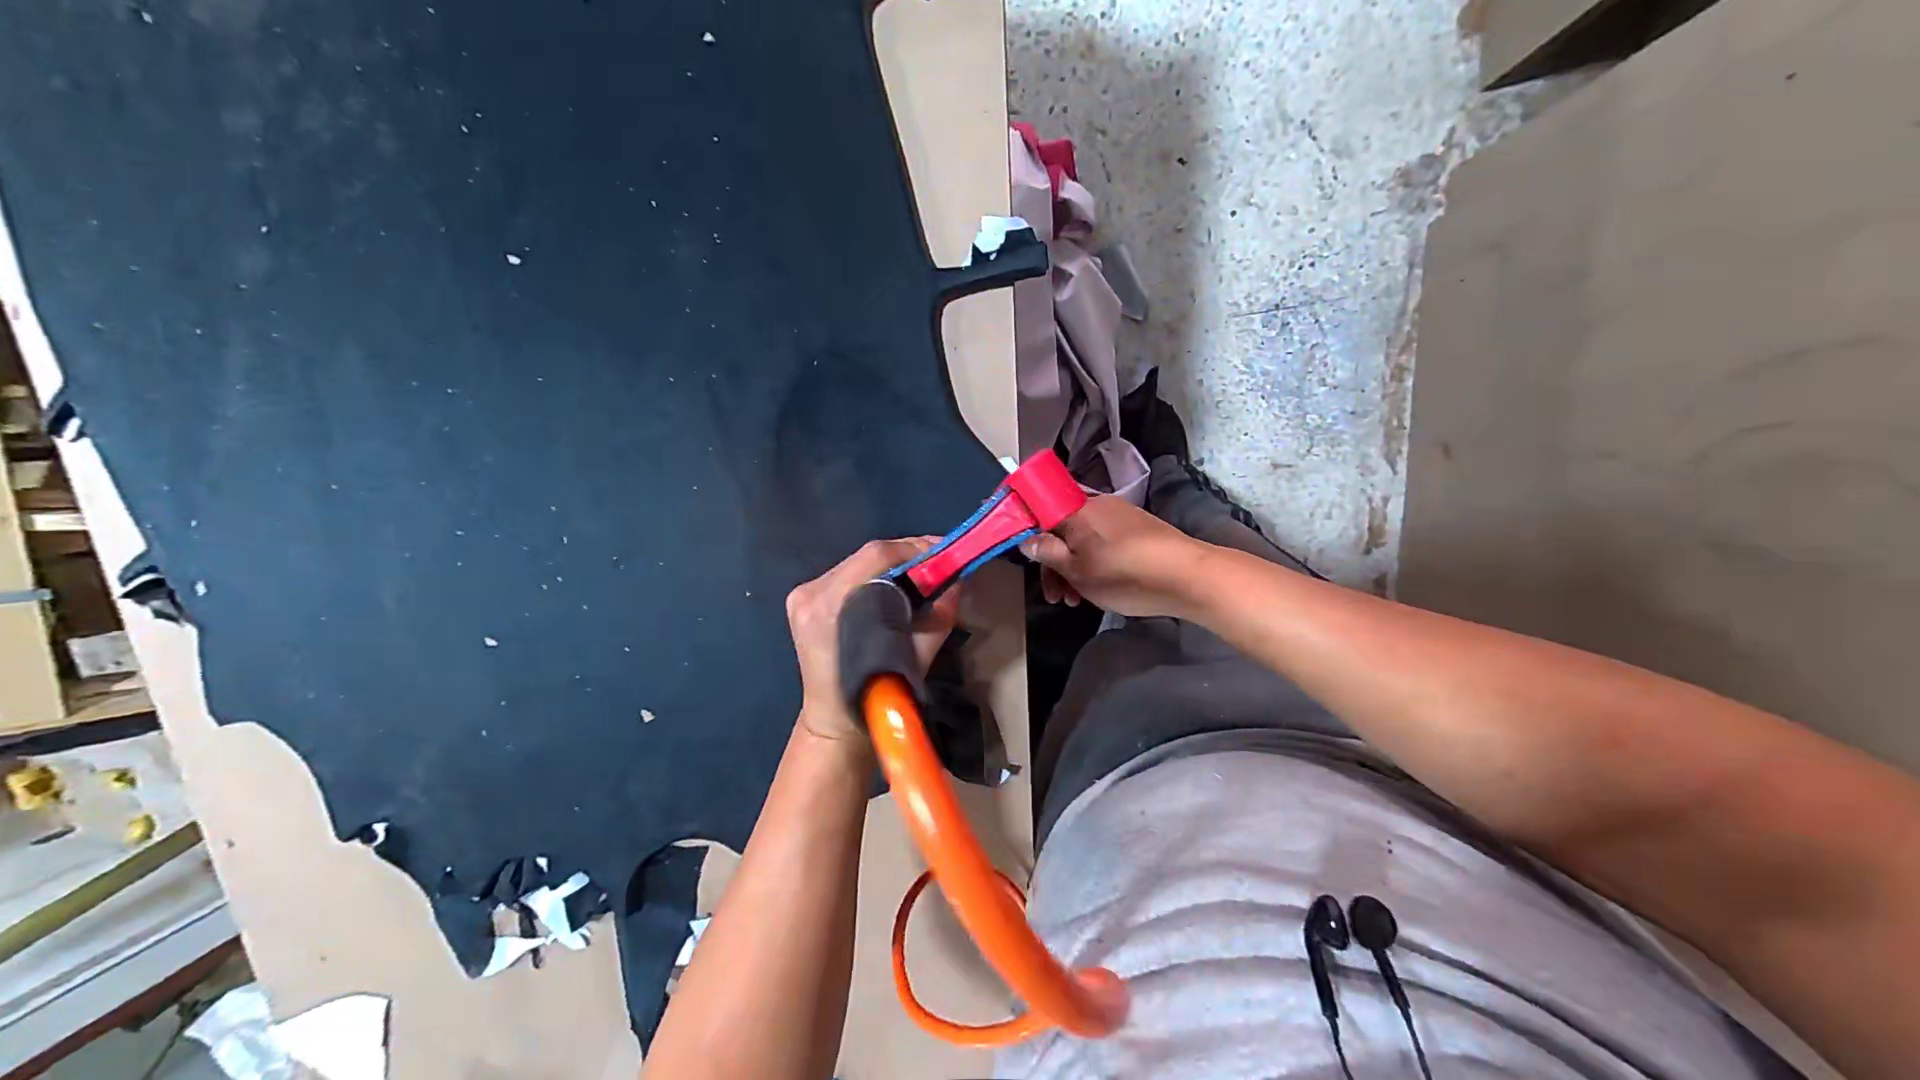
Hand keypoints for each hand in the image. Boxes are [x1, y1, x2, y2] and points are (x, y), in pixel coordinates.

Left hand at [786, 538, 961, 743]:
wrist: (835, 722)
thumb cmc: (877, 695)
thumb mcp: (917, 656)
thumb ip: (938, 616)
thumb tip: (958, 580)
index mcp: (829, 606)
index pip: (876, 556)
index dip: (915, 549)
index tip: (945, 554)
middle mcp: (811, 594)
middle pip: (866, 556)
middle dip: (907, 555)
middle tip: (939, 562)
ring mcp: (802, 595)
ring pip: (857, 562)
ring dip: (891, 563)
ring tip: (921, 571)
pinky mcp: (802, 599)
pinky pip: (846, 574)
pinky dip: (874, 574)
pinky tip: (894, 582)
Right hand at [1020, 495, 1207, 617]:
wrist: (1188, 576)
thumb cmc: (1124, 574)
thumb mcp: (1077, 571)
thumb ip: (1048, 553)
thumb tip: (1027, 539)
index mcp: (1076, 510)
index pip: (1040, 512)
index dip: (1030, 537)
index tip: (1031, 565)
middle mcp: (1097, 504)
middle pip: (1063, 530)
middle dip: (1054, 564)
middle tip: (1056, 597)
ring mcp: (1121, 514)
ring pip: (1084, 539)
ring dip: (1074, 568)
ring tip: (1078, 600)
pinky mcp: (1139, 528)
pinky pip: (1105, 542)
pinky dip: (1096, 563)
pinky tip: (1102, 587)